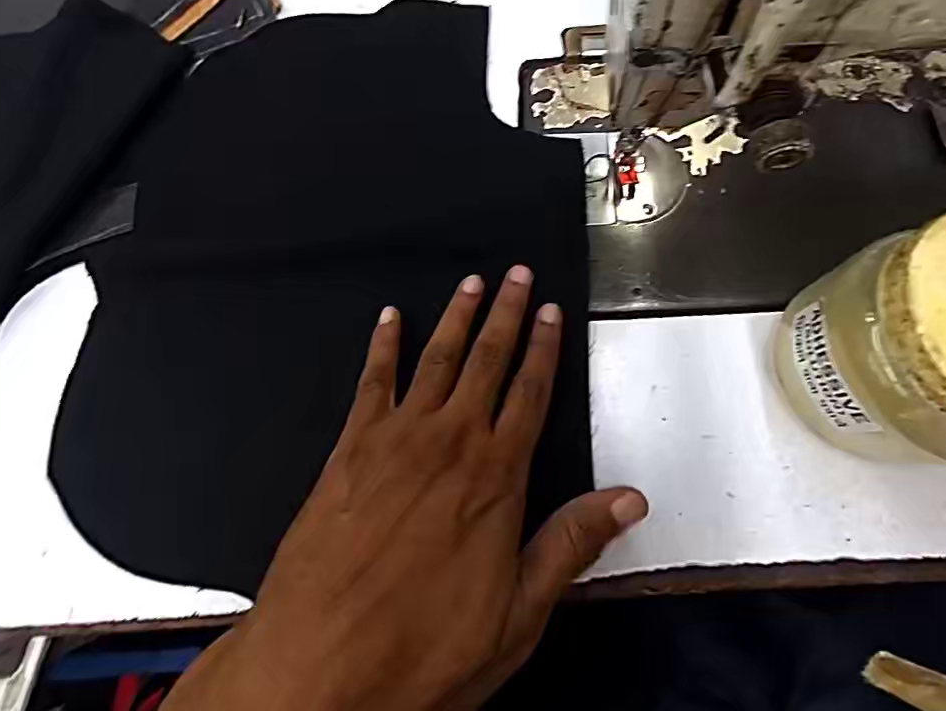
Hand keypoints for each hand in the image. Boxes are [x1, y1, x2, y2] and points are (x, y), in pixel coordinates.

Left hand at [164, 266, 647, 710]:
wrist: (316, 672)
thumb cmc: (422, 649)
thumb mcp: (518, 614)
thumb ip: (571, 544)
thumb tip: (629, 501)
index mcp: (494, 476)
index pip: (529, 392)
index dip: (543, 347)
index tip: (550, 311)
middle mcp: (450, 443)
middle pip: (487, 360)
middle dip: (506, 312)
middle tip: (516, 273)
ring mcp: (397, 440)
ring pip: (437, 359)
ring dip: (456, 317)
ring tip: (471, 283)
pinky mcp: (350, 450)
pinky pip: (372, 382)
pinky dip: (383, 346)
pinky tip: (389, 320)